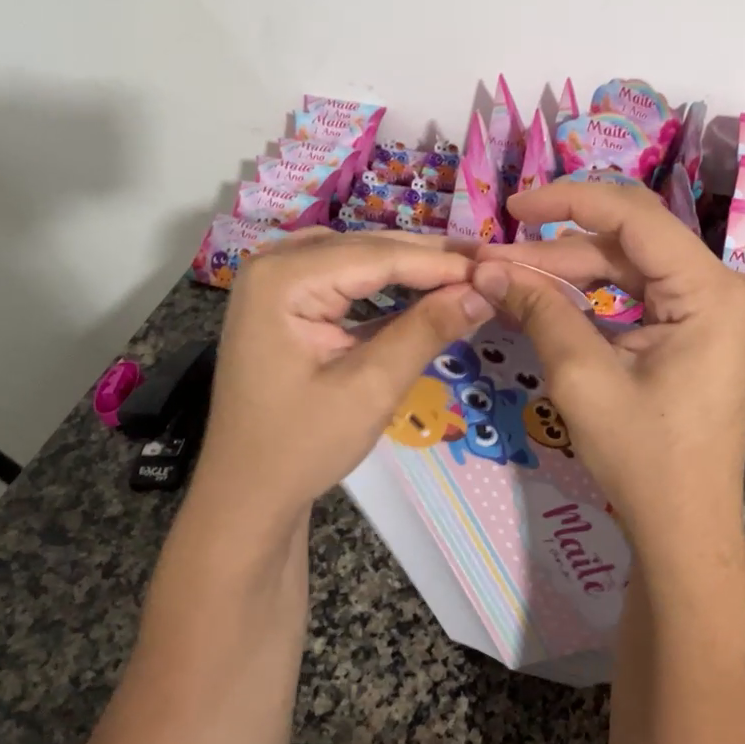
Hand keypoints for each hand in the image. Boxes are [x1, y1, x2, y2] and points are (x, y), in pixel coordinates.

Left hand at [196, 230, 493, 509]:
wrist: (247, 493)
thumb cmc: (302, 446)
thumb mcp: (371, 388)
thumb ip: (426, 331)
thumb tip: (483, 292)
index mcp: (283, 278)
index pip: (379, 256)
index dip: (442, 262)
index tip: (497, 268)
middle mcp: (274, 265)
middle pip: (368, 250)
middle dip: (429, 260)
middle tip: (491, 267)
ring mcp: (276, 283)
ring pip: (360, 260)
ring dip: (411, 269)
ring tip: (466, 276)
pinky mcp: (285, 304)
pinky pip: (344, 280)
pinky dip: (386, 286)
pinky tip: (424, 291)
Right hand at [471, 182, 744, 557]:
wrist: (686, 526)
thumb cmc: (643, 457)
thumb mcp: (583, 378)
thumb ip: (539, 309)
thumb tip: (486, 267)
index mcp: (710, 290)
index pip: (634, 215)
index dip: (568, 201)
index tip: (511, 207)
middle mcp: (721, 288)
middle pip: (632, 241)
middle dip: (560, 247)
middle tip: (495, 259)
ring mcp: (714, 310)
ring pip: (633, 267)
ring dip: (573, 270)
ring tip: (511, 278)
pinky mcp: (698, 332)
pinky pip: (642, 295)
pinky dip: (596, 296)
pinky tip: (550, 298)